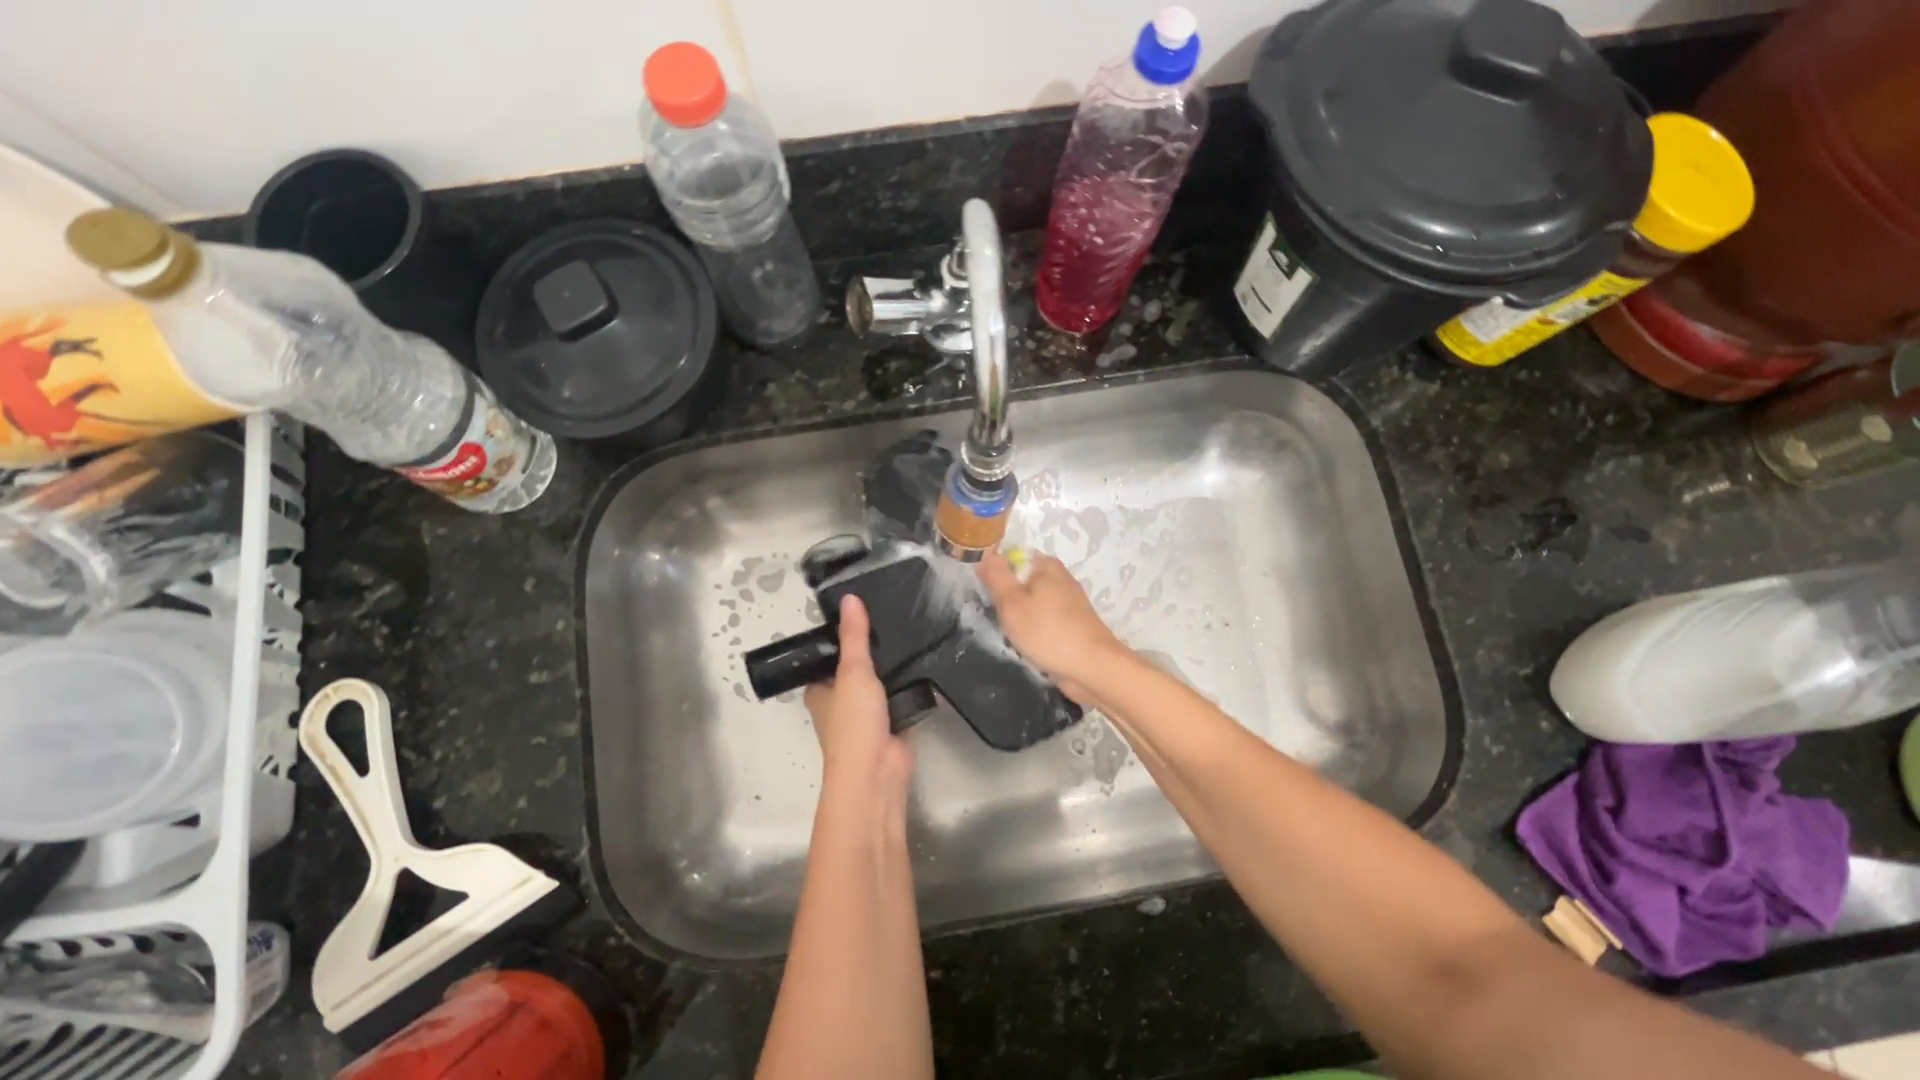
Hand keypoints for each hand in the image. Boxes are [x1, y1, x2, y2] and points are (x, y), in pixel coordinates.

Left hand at [804, 595, 913, 793]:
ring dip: (894, 668)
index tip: (864, 609)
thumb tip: (849, 597)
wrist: (877, 771)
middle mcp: (840, 703)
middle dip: (874, 651)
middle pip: (856, 669)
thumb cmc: (854, 722)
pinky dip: (911, 686)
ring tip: (913, 633)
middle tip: (895, 616)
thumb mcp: (852, 671)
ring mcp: (867, 716)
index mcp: (819, 691)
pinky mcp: (892, 725)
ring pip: (880, 684)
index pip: (828, 656)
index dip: (843, 636)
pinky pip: (901, 698)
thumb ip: (854, 636)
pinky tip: (925, 663)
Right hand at [977, 549, 1128, 703]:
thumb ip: (996, 576)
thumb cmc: (1047, 632)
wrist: (1092, 667)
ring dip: (1020, 619)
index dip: (995, 576)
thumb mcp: (1011, 602)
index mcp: (1046, 565)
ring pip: (1031, 604)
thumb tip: (986, 556)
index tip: (989, 597)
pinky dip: (1035, 631)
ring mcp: (1069, 602)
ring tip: (1017, 635)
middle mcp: (1060, 577)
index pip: (1011, 558)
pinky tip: (1033, 645)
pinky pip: (1044, 621)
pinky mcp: (1073, 623)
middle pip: (1021, 582)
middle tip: (1002, 619)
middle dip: (1007, 600)